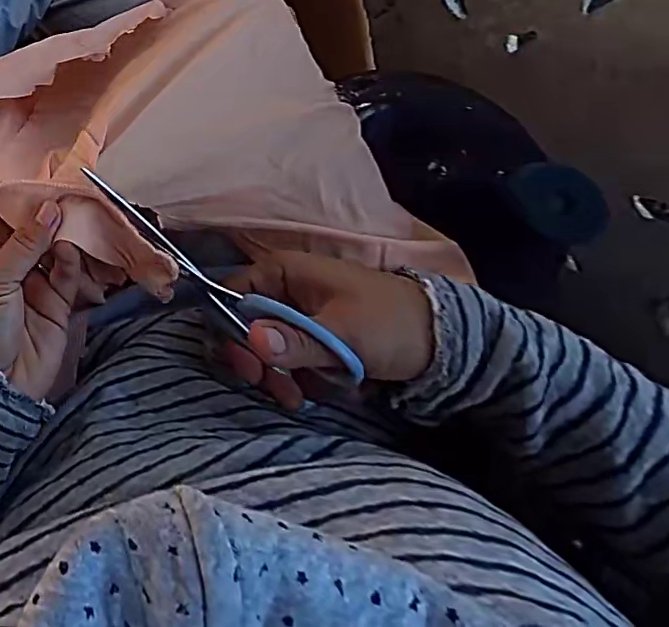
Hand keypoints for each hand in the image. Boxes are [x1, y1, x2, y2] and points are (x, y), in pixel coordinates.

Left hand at [0, 201, 126, 399]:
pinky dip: (74, 261)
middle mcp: (13, 266)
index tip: (44, 177)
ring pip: (57, 250)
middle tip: (70, 193)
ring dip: (66, 235)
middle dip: (51, 215)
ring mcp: (37, 284)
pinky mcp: (58, 304)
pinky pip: (70, 275)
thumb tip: (50, 207)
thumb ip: (25, 242)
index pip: (6, 220)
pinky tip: (74, 249)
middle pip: (36, 232)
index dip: (22, 200)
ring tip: (77, 218)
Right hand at [219, 250, 435, 409]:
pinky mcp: (309, 338)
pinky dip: (290, 379)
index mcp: (282, 271)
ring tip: (297, 397)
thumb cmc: (391, 324)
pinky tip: (307, 392)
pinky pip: (284, 359)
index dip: (227, 327)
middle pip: (240, 324)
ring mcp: (295, 315)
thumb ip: (298, 341)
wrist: (441, 342)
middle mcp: (281, 289)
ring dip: (273, 376)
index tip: (247, 364)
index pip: (230, 293)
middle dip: (253, 360)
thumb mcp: (346, 334)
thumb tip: (254, 341)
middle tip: (273, 387)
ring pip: (261, 347)